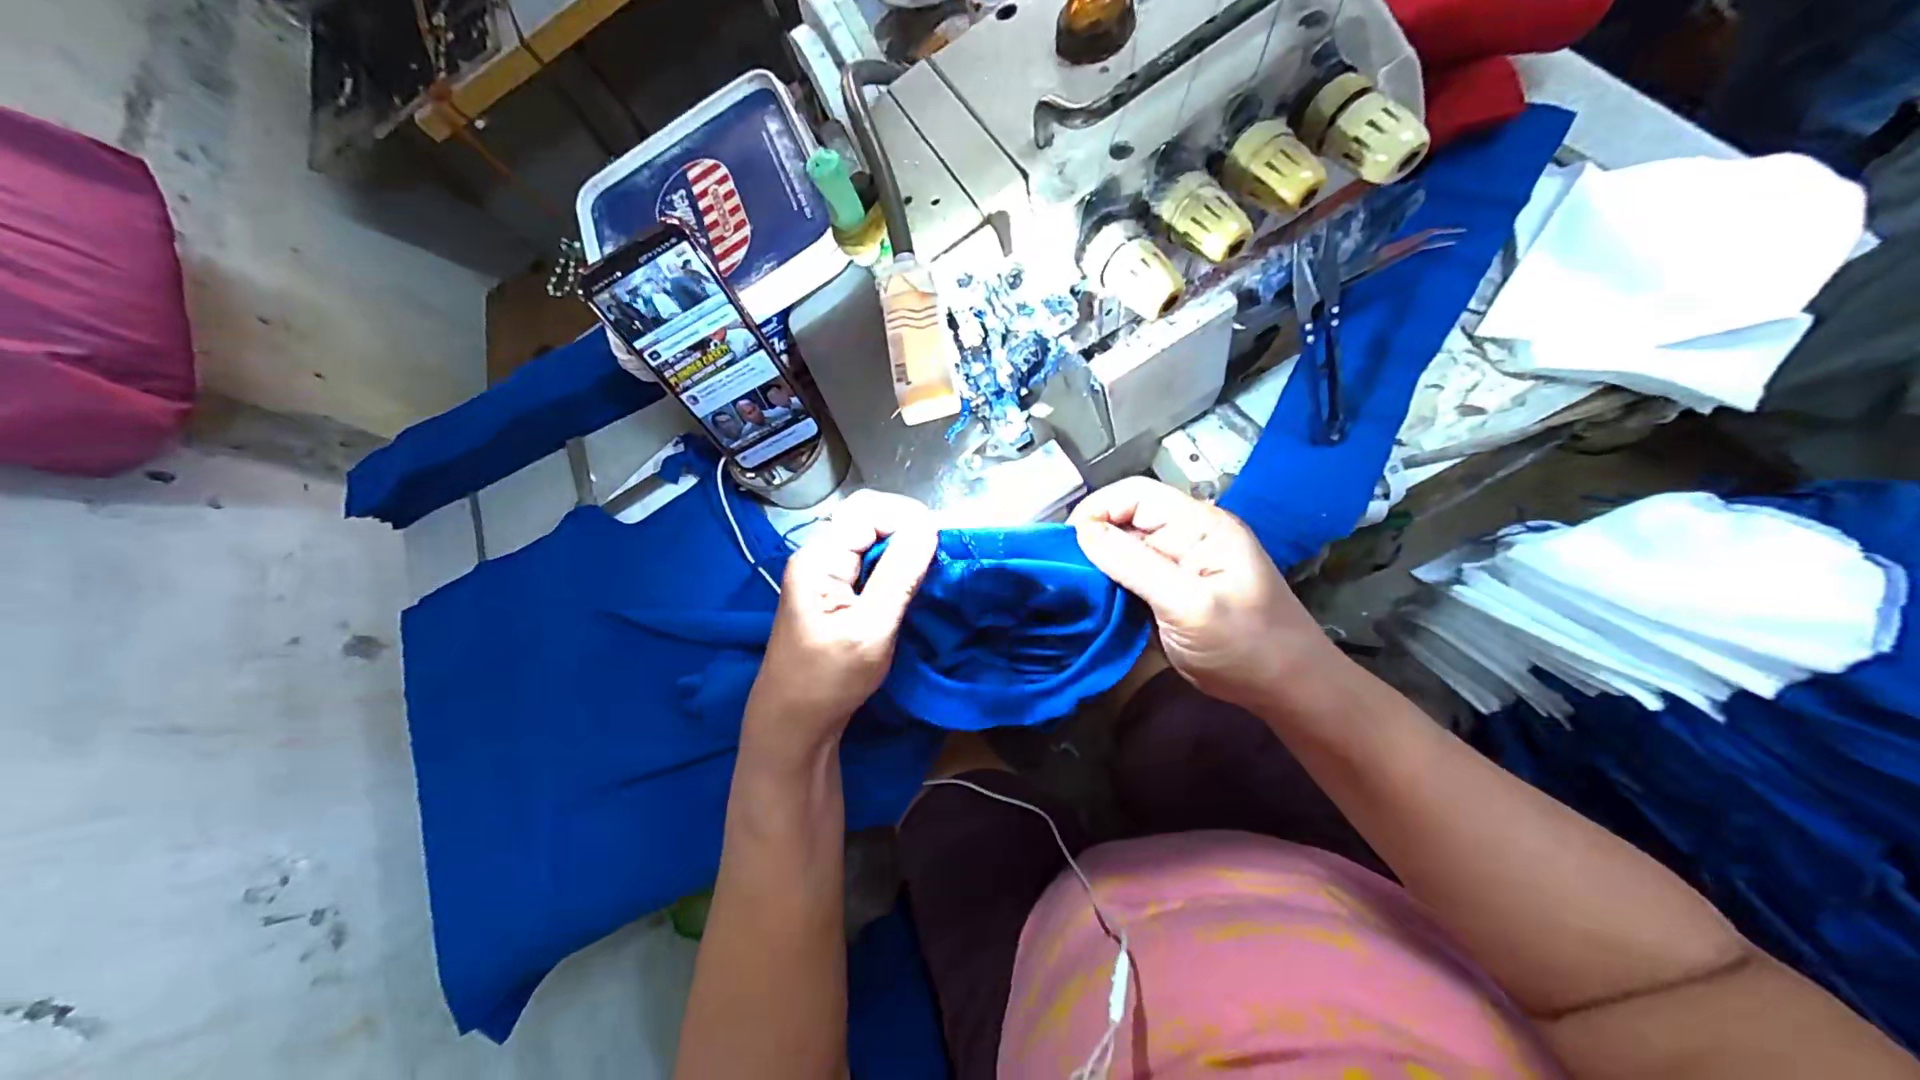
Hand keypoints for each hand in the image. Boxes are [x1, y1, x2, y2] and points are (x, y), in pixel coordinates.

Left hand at [743, 491, 938, 763]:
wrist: (794, 723)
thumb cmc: (828, 680)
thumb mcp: (871, 629)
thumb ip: (899, 575)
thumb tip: (928, 527)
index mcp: (819, 558)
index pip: (867, 509)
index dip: (906, 517)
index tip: (938, 545)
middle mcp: (818, 557)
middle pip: (868, 518)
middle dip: (906, 529)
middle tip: (936, 557)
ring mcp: (825, 575)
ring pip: (870, 540)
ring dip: (902, 549)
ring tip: (928, 571)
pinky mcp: (834, 592)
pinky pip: (868, 562)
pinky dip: (893, 567)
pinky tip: (909, 585)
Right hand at [1070, 477, 1336, 709]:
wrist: (1286, 689)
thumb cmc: (1246, 646)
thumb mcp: (1189, 604)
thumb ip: (1135, 565)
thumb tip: (1084, 533)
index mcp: (1200, 525)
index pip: (1135, 494)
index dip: (1097, 510)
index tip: (1065, 545)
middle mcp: (1187, 536)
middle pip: (1126, 519)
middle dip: (1093, 539)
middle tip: (1066, 572)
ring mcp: (1180, 564)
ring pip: (1125, 548)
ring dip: (1099, 563)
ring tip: (1075, 586)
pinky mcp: (1172, 590)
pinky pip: (1132, 575)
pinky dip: (1111, 584)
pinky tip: (1095, 600)